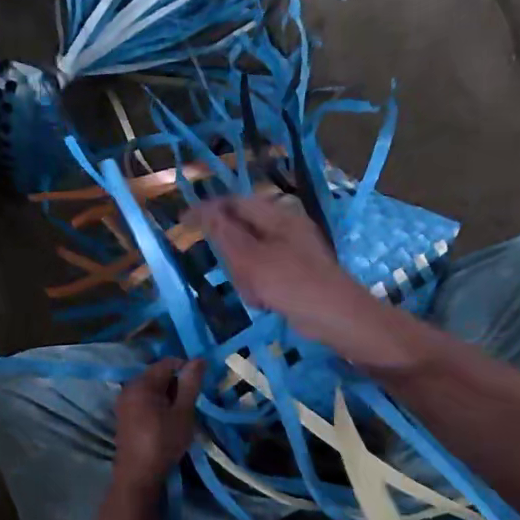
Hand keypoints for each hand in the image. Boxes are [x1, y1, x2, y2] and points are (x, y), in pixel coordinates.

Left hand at [111, 357, 204, 491]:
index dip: (187, 369)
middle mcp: (129, 387)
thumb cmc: (163, 442)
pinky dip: (157, 404)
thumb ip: (190, 384)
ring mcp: (124, 401)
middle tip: (191, 403)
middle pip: (158, 374)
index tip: (199, 386)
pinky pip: (144, 399)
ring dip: (168, 395)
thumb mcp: (183, 412)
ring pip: (152, 388)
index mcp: (142, 383)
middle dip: (177, 383)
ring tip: (181, 413)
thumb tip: (199, 359)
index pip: (168, 362)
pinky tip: (166, 420)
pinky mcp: (124, 415)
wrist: (138, 475)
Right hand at [192, 196, 420, 367]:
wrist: (336, 316)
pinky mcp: (298, 272)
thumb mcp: (250, 258)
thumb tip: (205, 210)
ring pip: (252, 255)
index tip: (183, 222)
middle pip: (242, 229)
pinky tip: (264, 302)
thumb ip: (225, 233)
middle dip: (232, 254)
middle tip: (234, 275)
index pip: (234, 202)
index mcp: (277, 214)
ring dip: (245, 274)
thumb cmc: (291, 283)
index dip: (207, 210)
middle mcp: (286, 226)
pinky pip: (266, 273)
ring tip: (253, 293)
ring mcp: (294, 249)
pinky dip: (259, 286)